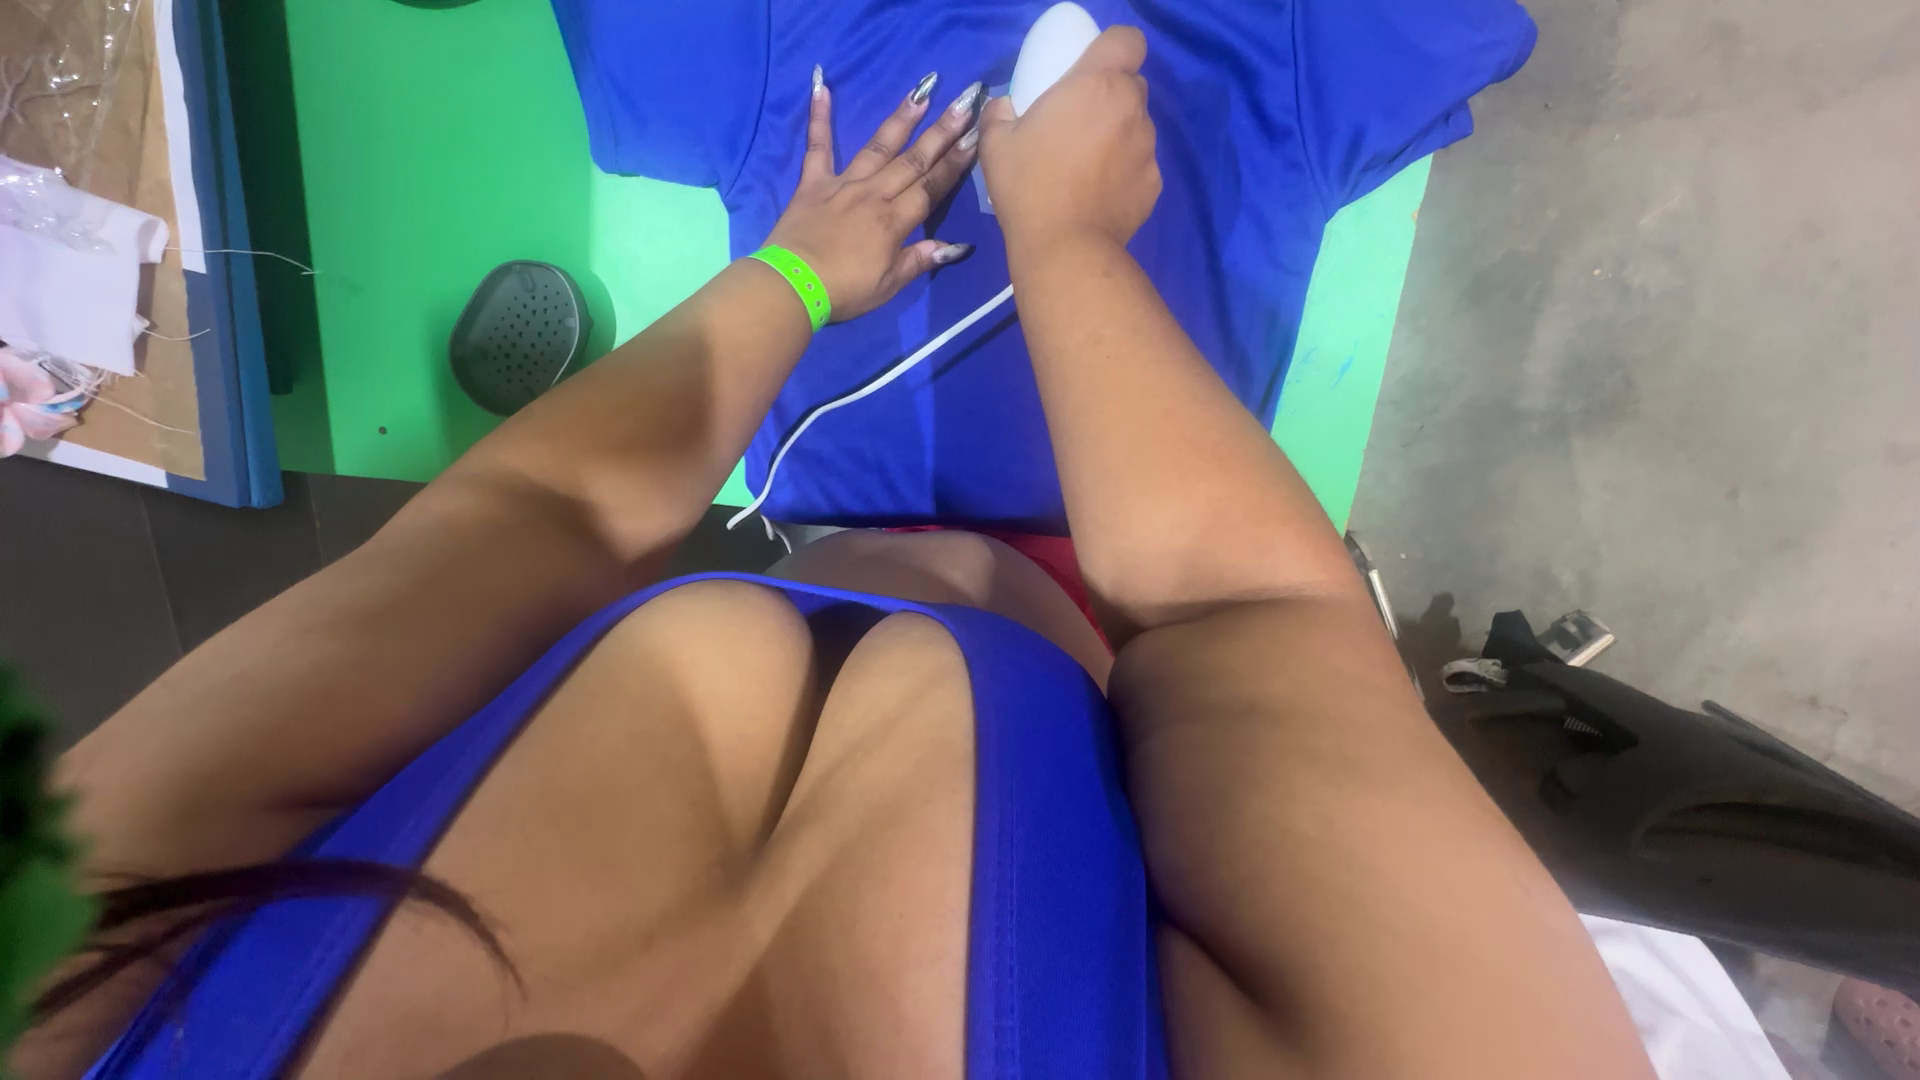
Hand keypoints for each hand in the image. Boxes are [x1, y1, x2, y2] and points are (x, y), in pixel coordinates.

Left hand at [763, 70, 982, 321]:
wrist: (793, 286)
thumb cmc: (844, 291)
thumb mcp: (888, 285)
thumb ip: (919, 260)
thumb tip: (957, 247)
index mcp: (893, 221)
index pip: (931, 188)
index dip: (954, 163)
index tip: (976, 137)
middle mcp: (873, 194)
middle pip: (912, 160)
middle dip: (941, 132)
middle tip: (964, 102)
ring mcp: (843, 185)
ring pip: (877, 146)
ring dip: (901, 119)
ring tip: (921, 92)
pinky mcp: (813, 184)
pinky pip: (818, 146)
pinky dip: (819, 117)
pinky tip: (821, 86)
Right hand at [978, 27, 1160, 250]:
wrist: (1064, 249)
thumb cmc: (1028, 189)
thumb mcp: (996, 147)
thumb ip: (998, 115)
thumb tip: (1003, 107)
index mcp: (1097, 85)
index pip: (1127, 41)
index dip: (1114, 51)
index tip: (1093, 73)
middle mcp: (1131, 109)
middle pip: (1132, 87)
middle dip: (1112, 100)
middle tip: (1081, 129)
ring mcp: (1148, 149)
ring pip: (1138, 130)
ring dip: (1118, 140)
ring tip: (1089, 172)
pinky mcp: (1153, 185)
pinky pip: (1140, 169)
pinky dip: (1125, 176)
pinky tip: (1100, 198)